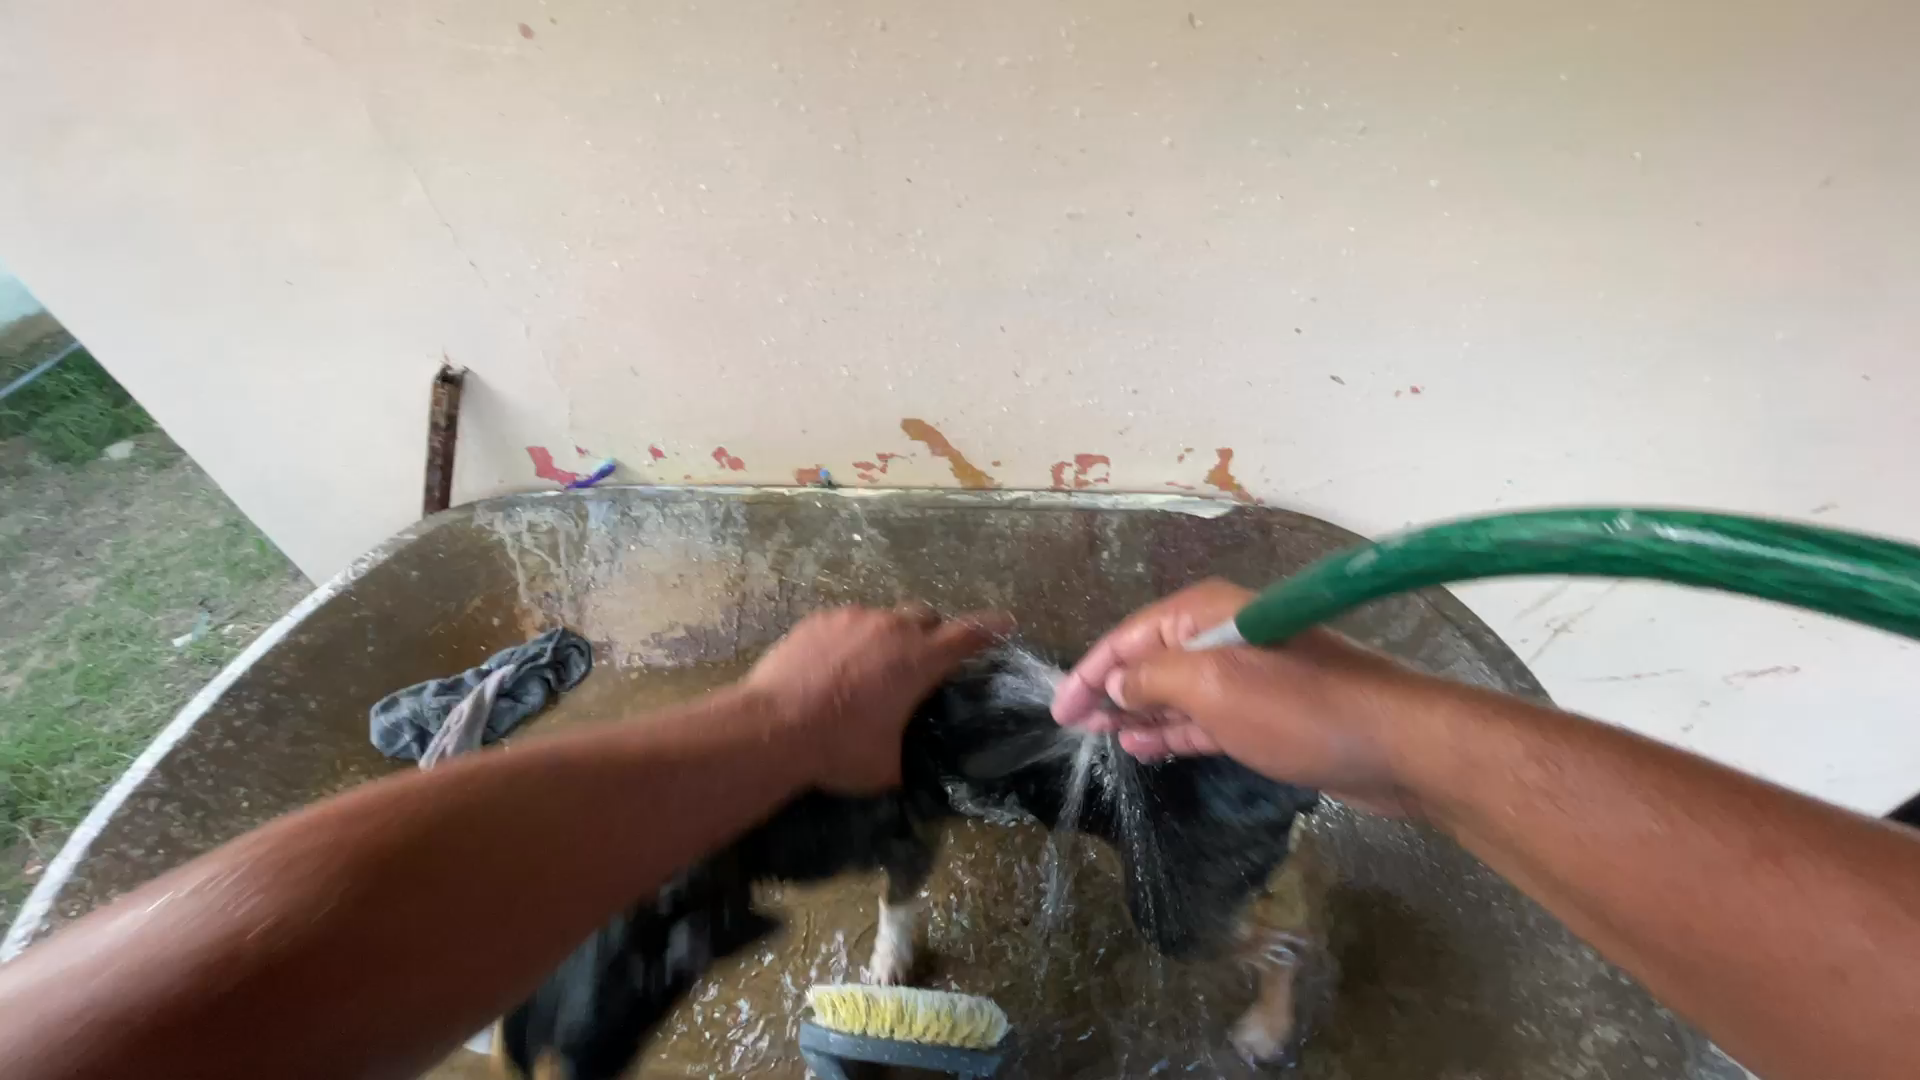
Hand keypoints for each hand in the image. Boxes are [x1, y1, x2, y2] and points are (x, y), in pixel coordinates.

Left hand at [746, 605, 1012, 794]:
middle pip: (926, 616)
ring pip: (884, 617)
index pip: (969, 634)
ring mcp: (853, 618)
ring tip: (869, 668)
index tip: (1006, 623)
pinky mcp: (820, 619)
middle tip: (923, 659)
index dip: (991, 628)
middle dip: (932, 633)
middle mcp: (892, 629)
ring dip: (888, 637)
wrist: (772, 727)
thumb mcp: (886, 765)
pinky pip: (848, 622)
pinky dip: (852, 638)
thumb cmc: (838, 749)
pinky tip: (834, 666)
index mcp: (919, 660)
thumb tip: (905, 762)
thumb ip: (906, 752)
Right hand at [1051, 579, 1425, 814]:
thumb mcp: (1210, 686)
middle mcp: (1218, 637)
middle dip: (1108, 692)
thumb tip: (1116, 686)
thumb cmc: (1295, 708)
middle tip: (1073, 725)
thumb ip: (1152, 680)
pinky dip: (1170, 730)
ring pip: (1171, 693)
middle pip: (1147, 662)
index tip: (1060, 708)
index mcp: (1203, 616)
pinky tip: (1144, 746)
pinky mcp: (1260, 713)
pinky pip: (1199, 718)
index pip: (1128, 638)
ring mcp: (1242, 676)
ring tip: (1100, 737)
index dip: (1090, 672)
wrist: (1396, 744)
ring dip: (1135, 714)